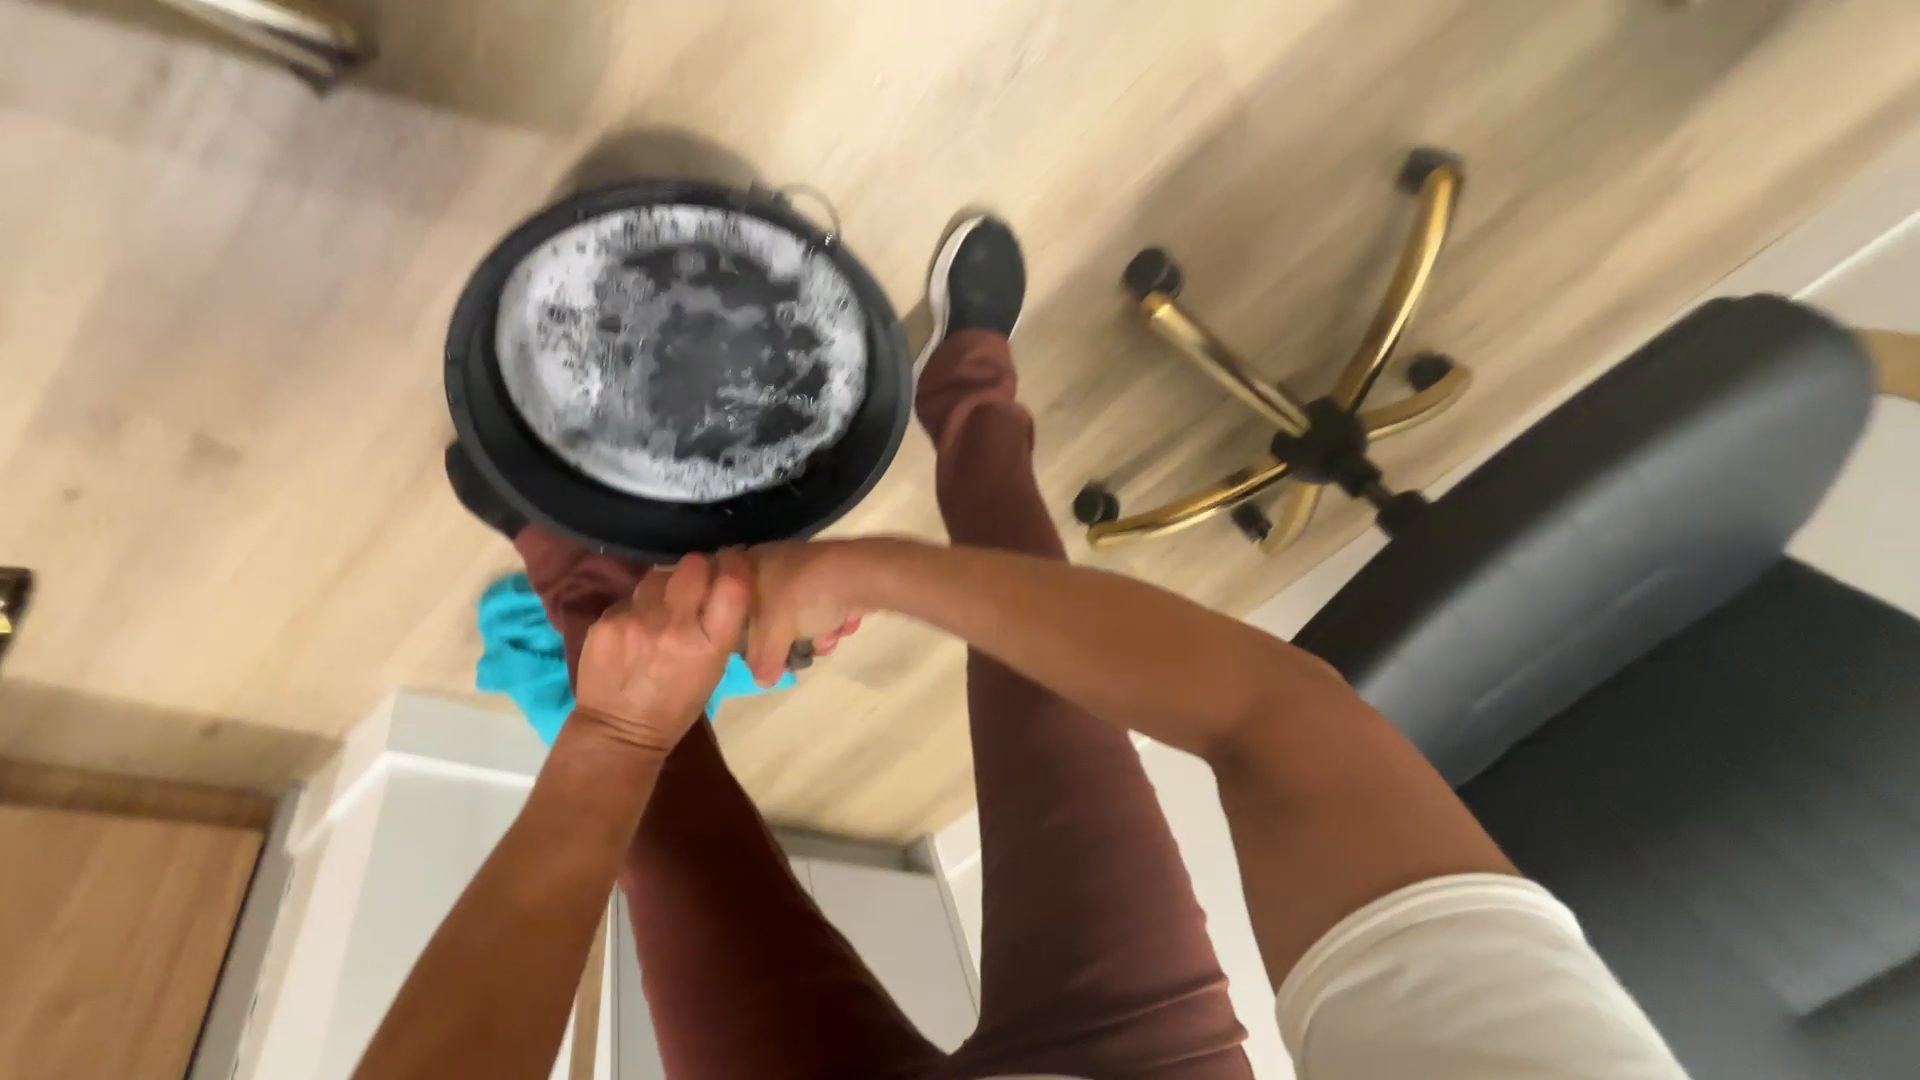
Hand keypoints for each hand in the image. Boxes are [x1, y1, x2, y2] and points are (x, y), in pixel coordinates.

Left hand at [573, 554, 750, 755]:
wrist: (618, 731)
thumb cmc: (678, 704)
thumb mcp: (714, 667)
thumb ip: (719, 624)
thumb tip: (721, 583)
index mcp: (709, 643)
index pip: (731, 584)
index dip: (734, 566)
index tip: (733, 563)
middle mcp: (674, 625)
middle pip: (692, 566)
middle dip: (698, 569)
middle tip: (695, 582)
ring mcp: (636, 621)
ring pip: (658, 575)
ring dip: (666, 585)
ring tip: (662, 608)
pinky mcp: (605, 621)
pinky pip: (629, 597)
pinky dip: (637, 606)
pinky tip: (636, 627)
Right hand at [740, 542, 869, 685]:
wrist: (860, 572)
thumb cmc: (803, 596)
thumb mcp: (775, 633)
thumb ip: (763, 658)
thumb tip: (762, 680)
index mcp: (750, 566)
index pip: (733, 605)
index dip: (744, 635)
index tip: (759, 655)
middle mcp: (776, 562)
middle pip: (771, 613)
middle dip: (789, 638)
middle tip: (796, 655)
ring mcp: (808, 567)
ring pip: (802, 612)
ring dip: (816, 633)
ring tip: (827, 640)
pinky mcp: (837, 575)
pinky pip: (826, 605)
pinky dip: (834, 620)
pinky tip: (843, 627)